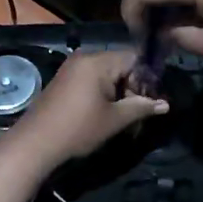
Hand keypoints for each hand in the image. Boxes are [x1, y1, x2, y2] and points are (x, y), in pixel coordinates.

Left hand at [8, 51, 169, 164]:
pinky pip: (91, 79)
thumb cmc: (78, 128)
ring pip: (106, 73)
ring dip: (118, 91)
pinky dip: (102, 92)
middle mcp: (84, 58)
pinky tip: (105, 112)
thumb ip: (141, 107)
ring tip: (124, 115)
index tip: (153, 99)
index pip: (133, 58)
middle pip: (119, 64)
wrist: (36, 143)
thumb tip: (166, 104)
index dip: (147, 78)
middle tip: (140, 110)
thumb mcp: (115, 119)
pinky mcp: (63, 80)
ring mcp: (71, 68)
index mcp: (97, 61)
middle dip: (133, 86)